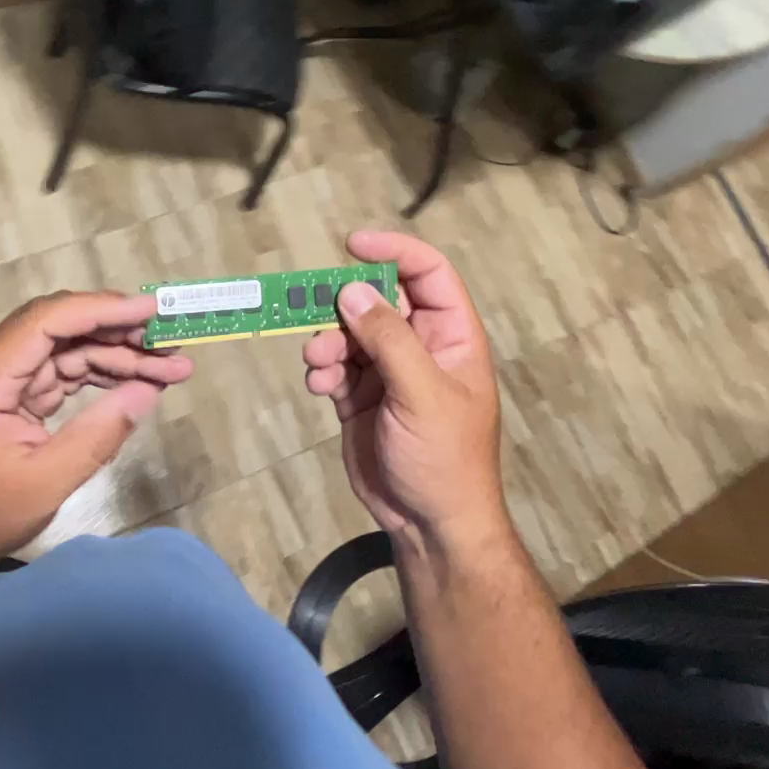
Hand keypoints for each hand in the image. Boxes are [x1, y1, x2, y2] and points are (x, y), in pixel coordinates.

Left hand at [0, 291, 192, 590]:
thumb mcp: (45, 482)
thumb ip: (98, 435)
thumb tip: (148, 392)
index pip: (46, 321)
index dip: (101, 310)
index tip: (150, 312)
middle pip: (63, 326)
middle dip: (120, 331)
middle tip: (173, 344)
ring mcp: (6, 373)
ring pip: (71, 345)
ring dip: (120, 354)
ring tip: (172, 368)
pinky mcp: (19, 387)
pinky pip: (68, 367)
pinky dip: (105, 372)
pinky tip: (142, 381)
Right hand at [302, 232, 506, 549]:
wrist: (428, 524)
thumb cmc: (444, 457)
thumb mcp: (423, 394)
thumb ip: (389, 339)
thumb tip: (352, 291)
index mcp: (450, 336)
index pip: (428, 274)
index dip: (395, 250)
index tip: (353, 244)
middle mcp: (418, 346)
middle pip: (377, 300)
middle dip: (344, 305)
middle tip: (318, 315)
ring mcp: (387, 372)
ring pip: (348, 333)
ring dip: (327, 342)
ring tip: (320, 365)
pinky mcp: (360, 397)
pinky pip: (334, 366)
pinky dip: (322, 371)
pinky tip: (320, 389)